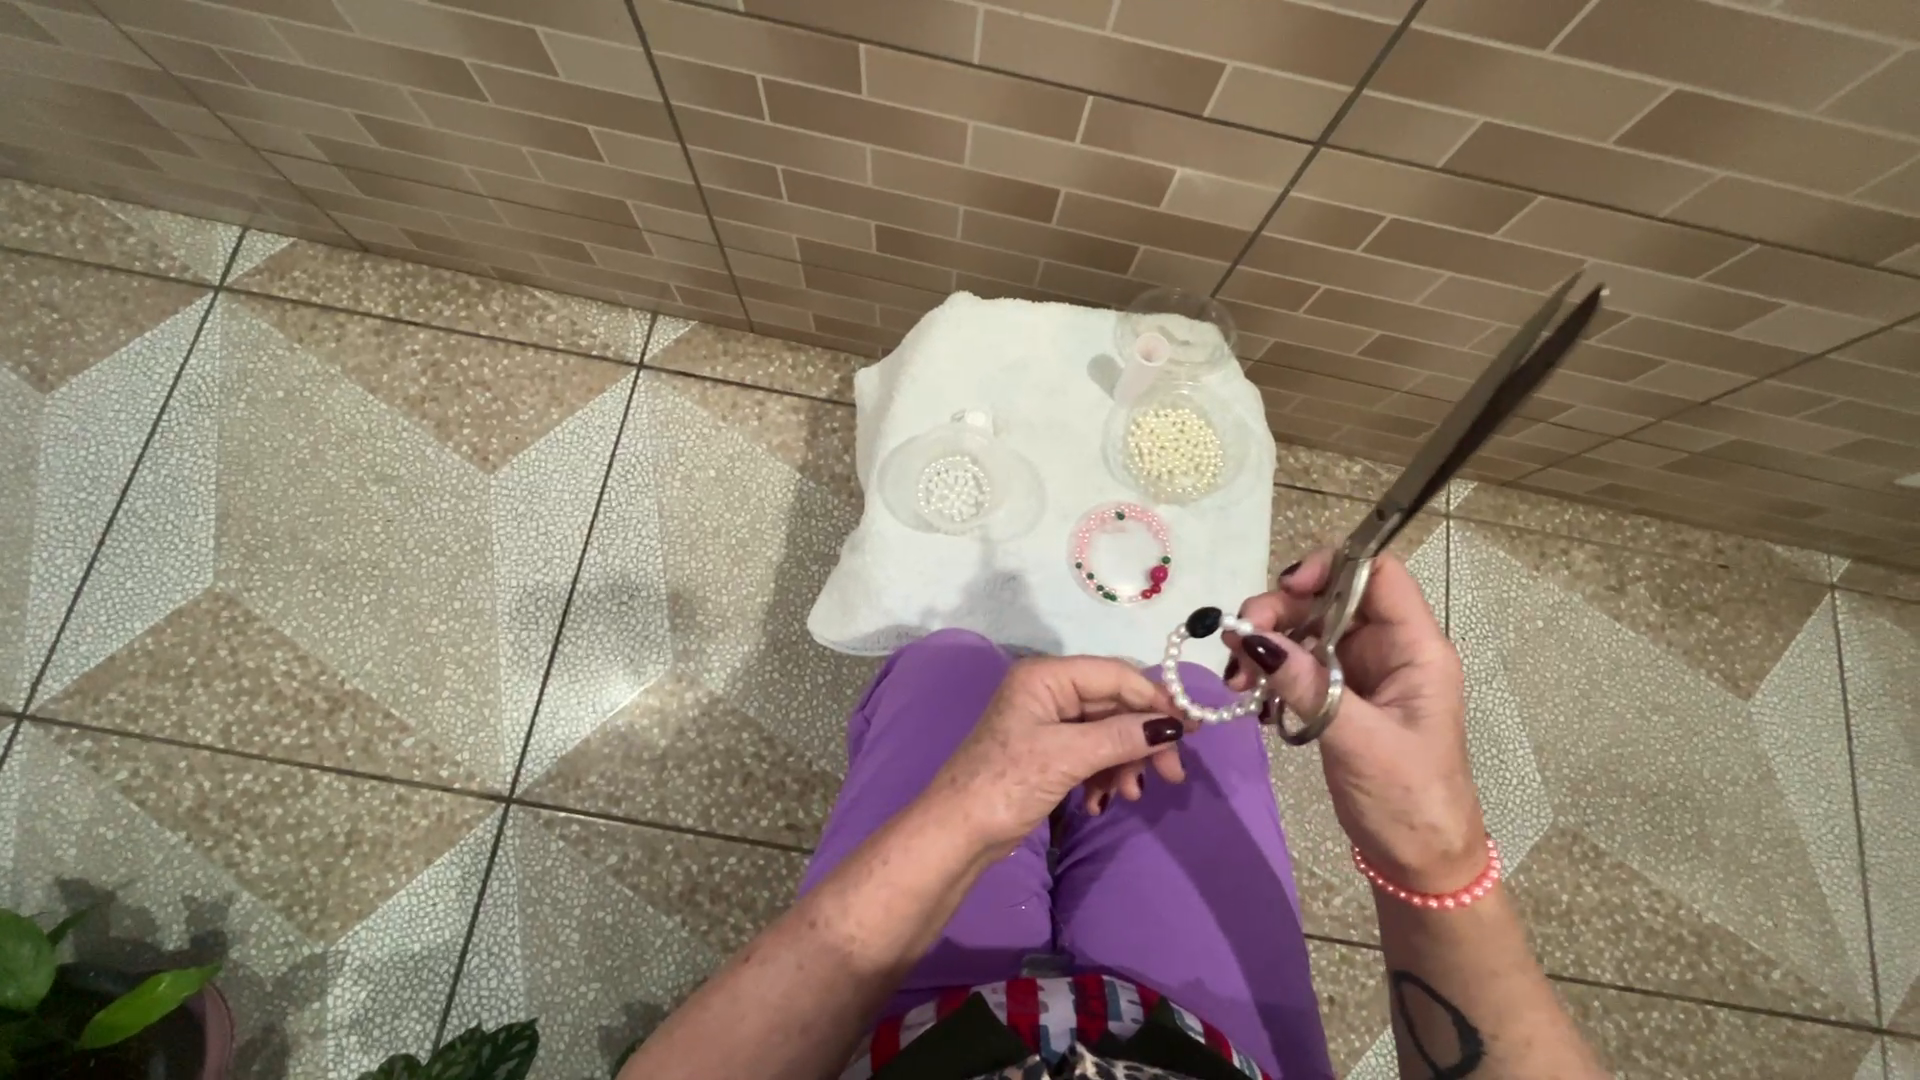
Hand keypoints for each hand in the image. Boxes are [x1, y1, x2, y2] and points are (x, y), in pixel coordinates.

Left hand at [921, 656, 1187, 855]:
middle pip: (1114, 704)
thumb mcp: (1067, 756)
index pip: (1115, 675)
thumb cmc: (1006, 783)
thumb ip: (1121, 736)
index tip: (1190, 730)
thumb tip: (1173, 725)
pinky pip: (1092, 752)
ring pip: (1107, 731)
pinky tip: (1105, 801)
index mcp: (1046, 676)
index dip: (1155, 699)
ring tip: (1130, 795)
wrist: (957, 831)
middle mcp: (1049, 691)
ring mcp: (1048, 721)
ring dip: (1125, 761)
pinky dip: (1105, 774)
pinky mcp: (1049, 751)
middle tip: (1171, 775)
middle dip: (1143, 738)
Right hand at [1225, 550, 1487, 892]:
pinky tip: (1252, 696)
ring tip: (1236, 680)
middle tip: (1237, 644)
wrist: (1418, 860)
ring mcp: (1359, 671)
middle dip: (1278, 612)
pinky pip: (1295, 663)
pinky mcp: (1337, 695)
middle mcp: (1387, 649)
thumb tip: (1249, 638)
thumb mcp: (1357, 738)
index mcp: (1415, 648)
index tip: (1284, 590)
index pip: (1376, 574)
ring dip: (1263, 644)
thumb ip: (1306, 684)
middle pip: (1326, 598)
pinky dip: (1267, 671)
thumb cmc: (1409, 799)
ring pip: (1304, 629)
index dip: (1330, 567)